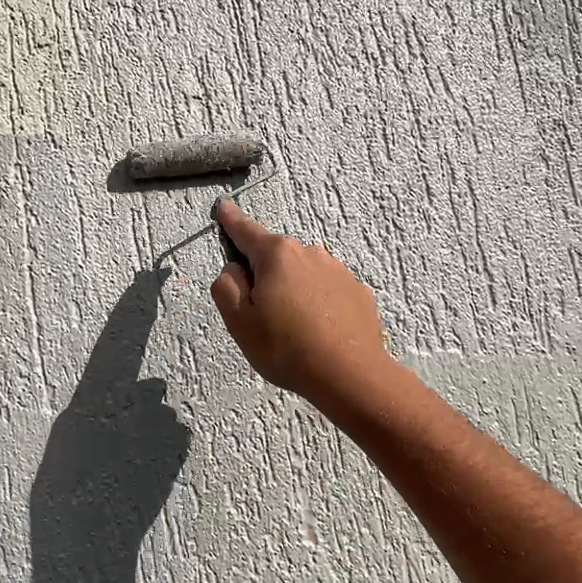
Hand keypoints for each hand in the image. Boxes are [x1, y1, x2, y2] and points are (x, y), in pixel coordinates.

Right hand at [209, 199, 398, 404]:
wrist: (349, 375)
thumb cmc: (286, 348)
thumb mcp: (238, 321)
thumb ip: (226, 286)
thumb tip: (234, 269)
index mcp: (276, 255)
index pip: (245, 231)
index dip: (230, 220)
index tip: (224, 207)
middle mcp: (309, 253)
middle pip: (274, 257)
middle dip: (263, 275)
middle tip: (259, 315)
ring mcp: (337, 271)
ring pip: (302, 274)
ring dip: (291, 291)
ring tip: (291, 331)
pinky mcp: (357, 292)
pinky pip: (325, 291)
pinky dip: (316, 304)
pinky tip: (316, 333)